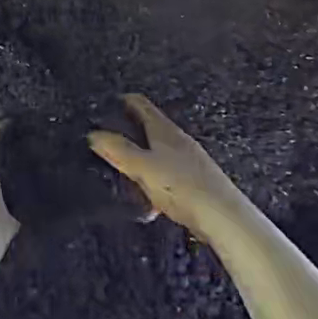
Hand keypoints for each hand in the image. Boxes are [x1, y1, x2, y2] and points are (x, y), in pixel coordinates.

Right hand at [87, 94, 242, 235]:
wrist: (222, 217)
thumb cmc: (181, 186)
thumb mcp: (142, 167)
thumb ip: (118, 150)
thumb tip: (95, 133)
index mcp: (164, 130)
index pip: (141, 105)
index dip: (124, 101)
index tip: (106, 104)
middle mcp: (178, 140)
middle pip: (151, 127)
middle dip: (130, 129)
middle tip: (107, 136)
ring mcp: (189, 161)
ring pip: (159, 152)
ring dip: (141, 156)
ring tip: (122, 168)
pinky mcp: (195, 182)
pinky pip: (167, 175)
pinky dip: (154, 181)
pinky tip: (148, 201)